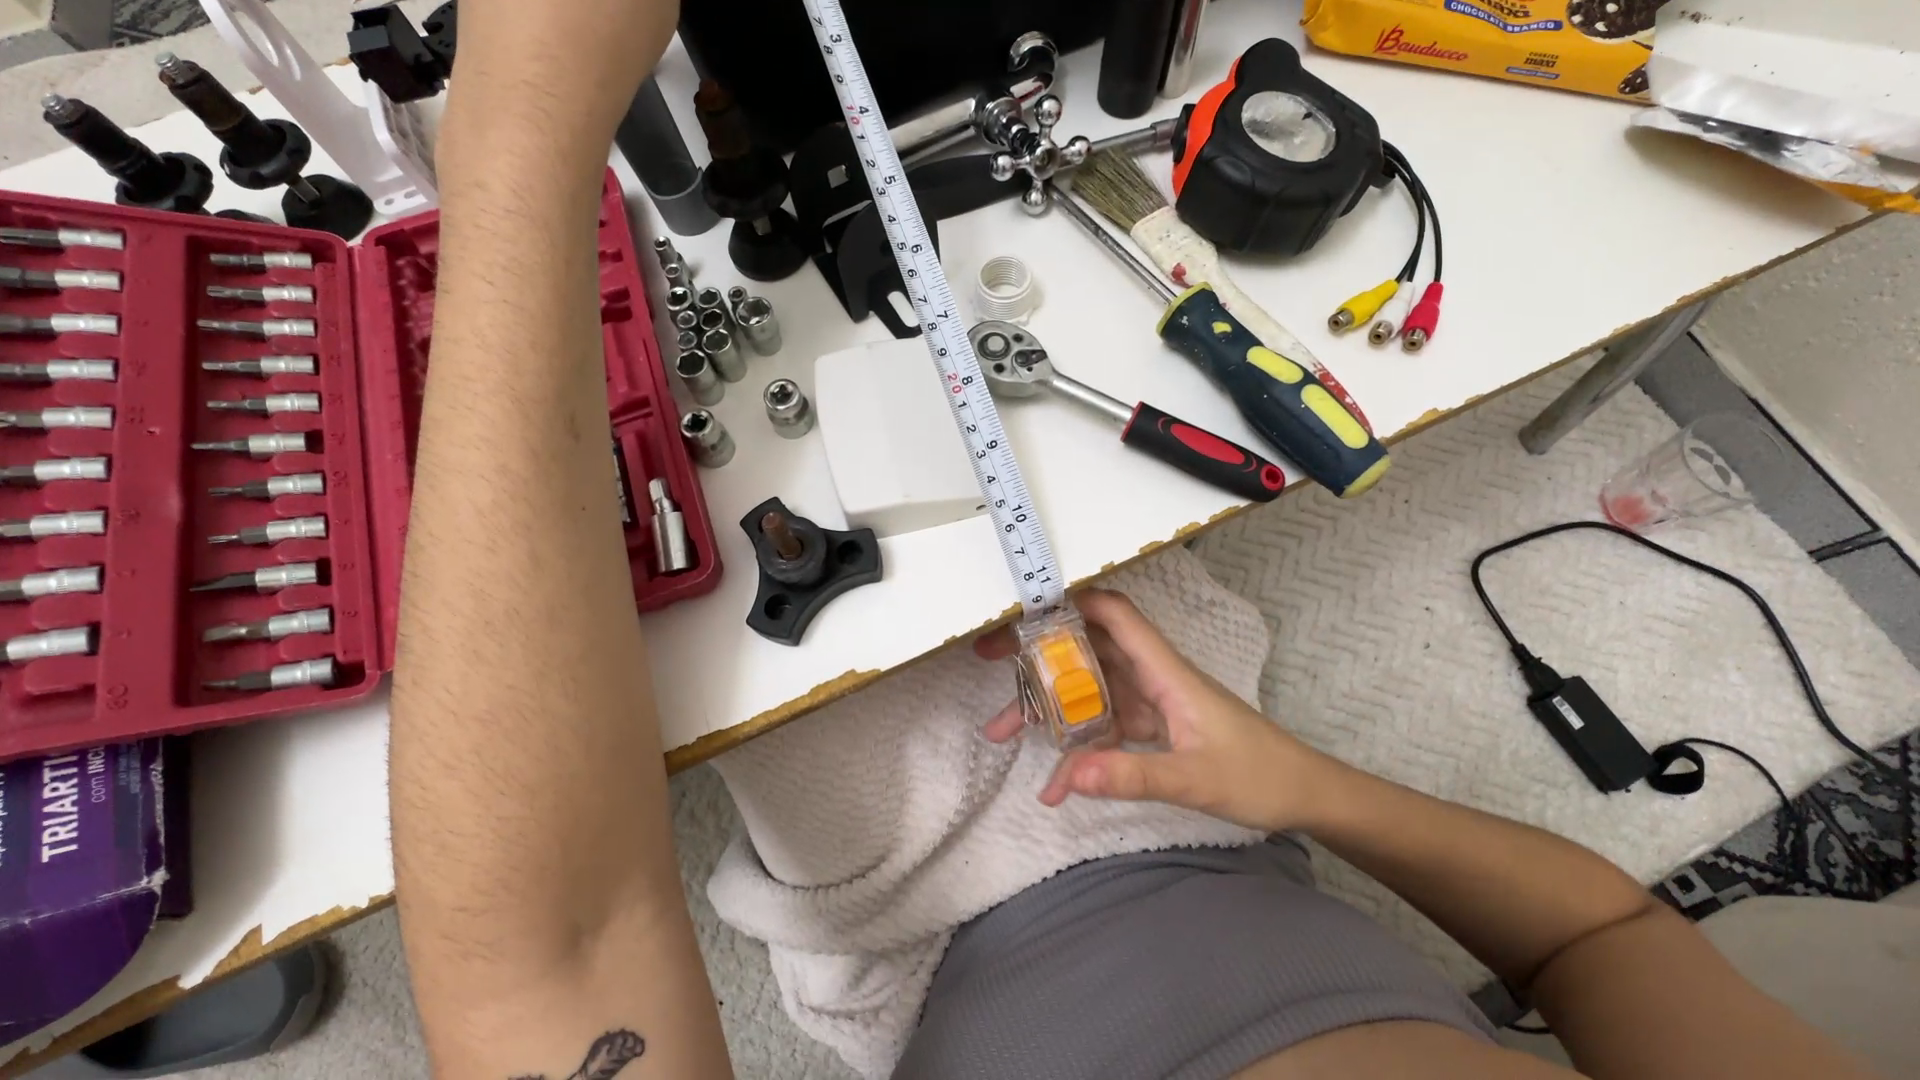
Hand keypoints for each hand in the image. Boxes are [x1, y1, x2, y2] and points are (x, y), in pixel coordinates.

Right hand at [974, 589, 1327, 831]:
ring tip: (1003, 730)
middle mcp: (1155, 679)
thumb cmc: (1261, 775)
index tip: (1025, 607)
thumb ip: (1132, 777)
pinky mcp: (1156, 730)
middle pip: (1089, 653)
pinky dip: (1079, 749)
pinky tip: (1058, 783)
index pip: (1117, 617)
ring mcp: (1154, 704)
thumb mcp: (1194, 779)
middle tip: (990, 661)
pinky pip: (1106, 728)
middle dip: (1039, 655)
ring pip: (1091, 692)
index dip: (1073, 602)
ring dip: (1050, 707)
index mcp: (1168, 672)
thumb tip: (1067, 777)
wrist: (1305, 795)